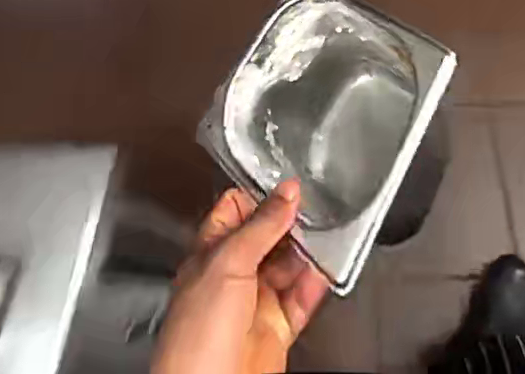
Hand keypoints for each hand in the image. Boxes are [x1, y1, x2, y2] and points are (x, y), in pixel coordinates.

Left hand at [152, 178, 329, 373]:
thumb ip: (261, 225)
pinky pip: (302, 299)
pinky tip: (328, 267)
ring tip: (327, 233)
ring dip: (307, 250)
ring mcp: (255, 303)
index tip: (287, 186)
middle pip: (268, 236)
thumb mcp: (228, 263)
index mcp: (211, 254)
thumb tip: (287, 191)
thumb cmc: (195, 338)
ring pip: (288, 265)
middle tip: (313, 208)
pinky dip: (317, 282)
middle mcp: (232, 277)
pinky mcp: (276, 330)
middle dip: (290, 222)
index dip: (261, 196)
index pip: (236, 210)